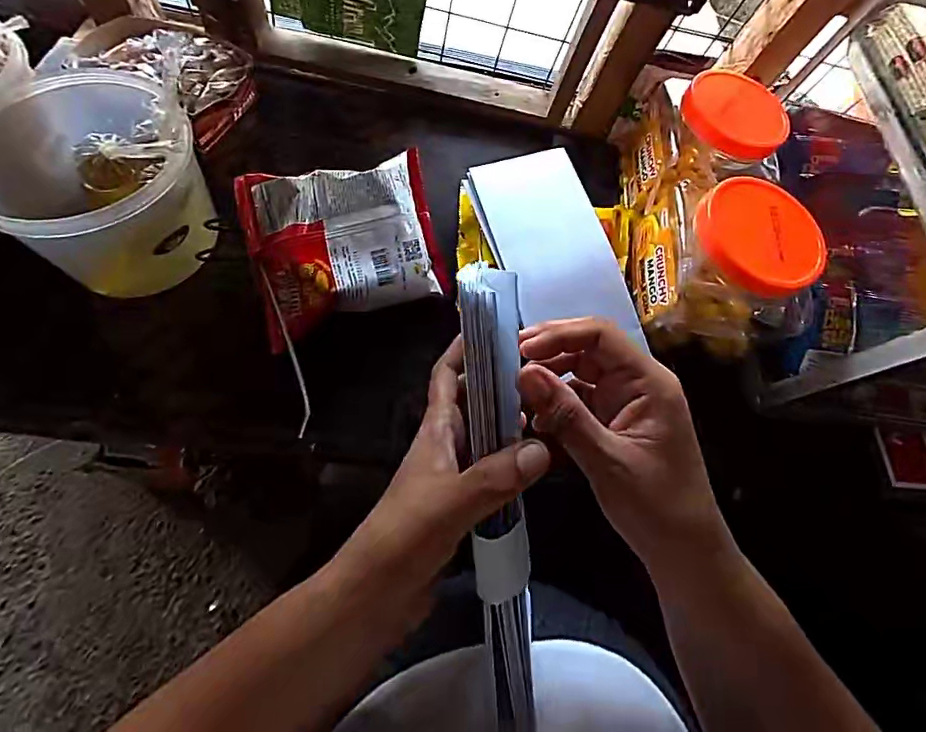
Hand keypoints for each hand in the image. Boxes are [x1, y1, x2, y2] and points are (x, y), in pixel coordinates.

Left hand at [334, 336, 551, 605]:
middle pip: (473, 403)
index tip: (495, 330)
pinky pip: (491, 473)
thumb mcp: (451, 502)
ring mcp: (451, 477)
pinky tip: (537, 468)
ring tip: (550, 414)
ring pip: (485, 438)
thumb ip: (495, 476)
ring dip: (511, 425)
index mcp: (434, 431)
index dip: (464, 350)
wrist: (375, 594)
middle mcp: (443, 446)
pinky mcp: (460, 507)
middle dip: (501, 385)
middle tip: (544, 375)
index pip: (446, 376)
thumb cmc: (404, 536)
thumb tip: (542, 447)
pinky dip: (512, 465)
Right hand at [517, 317, 728, 577]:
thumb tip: (525, 372)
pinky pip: (579, 397)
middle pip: (588, 347)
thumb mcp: (607, 461)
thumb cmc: (657, 507)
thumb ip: (566, 415)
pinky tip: (533, 418)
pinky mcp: (614, 419)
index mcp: (648, 382)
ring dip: (548, 378)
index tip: (521, 348)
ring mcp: (625, 400)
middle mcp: (637, 382)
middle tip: (507, 361)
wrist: (685, 554)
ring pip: (580, 371)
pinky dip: (555, 403)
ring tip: (516, 391)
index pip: (601, 335)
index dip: (559, 334)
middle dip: (548, 352)